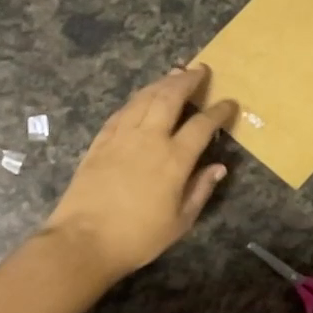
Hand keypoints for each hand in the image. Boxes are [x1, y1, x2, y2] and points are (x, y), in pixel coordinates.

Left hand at [42, 66, 238, 282]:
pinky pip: (121, 113)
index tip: (229, 104)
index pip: (202, 125)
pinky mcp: (99, 143)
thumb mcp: (180, 221)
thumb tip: (218, 167)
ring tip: (174, 73)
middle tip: (200, 70)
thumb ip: (200, 190)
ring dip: (161, 83)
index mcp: (174, 159)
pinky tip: (142, 98)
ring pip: (143, 99)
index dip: (219, 111)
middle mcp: (149, 139)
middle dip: (187, 81)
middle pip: (169, 97)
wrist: (83, 242)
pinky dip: (136, 100)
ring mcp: (120, 138)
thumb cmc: (138, 237)